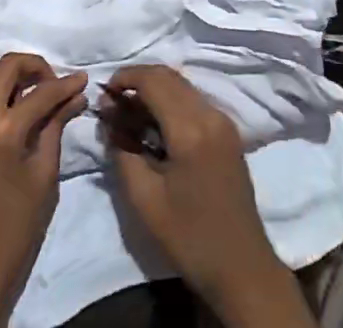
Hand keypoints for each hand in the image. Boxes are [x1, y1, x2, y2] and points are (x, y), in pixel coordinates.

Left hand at [0, 53, 87, 327]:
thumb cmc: (16, 226)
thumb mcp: (44, 175)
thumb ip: (56, 126)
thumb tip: (76, 96)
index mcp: (2, 130)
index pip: (41, 92)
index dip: (66, 84)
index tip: (84, 79)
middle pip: (5, 66)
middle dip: (34, 67)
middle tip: (53, 84)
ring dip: (8, 75)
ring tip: (29, 95)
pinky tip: (11, 112)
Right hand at [105, 66, 316, 327]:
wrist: (240, 265)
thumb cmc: (188, 236)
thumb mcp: (144, 198)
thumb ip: (122, 149)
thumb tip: (109, 116)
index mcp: (191, 129)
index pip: (154, 80)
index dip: (125, 78)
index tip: (102, 92)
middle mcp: (211, 114)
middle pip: (170, 77)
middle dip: (138, 81)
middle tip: (111, 103)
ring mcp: (224, 121)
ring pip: (183, 87)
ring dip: (154, 90)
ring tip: (127, 114)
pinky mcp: (228, 133)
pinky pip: (194, 102)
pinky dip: (170, 102)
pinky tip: (152, 125)